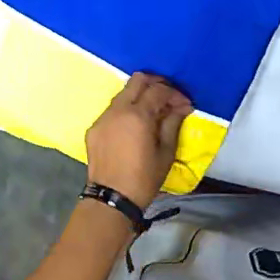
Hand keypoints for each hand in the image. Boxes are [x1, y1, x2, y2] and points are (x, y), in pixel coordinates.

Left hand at [84, 73, 191, 209]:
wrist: (111, 199)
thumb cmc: (144, 178)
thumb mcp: (165, 153)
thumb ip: (172, 124)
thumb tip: (181, 107)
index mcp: (138, 115)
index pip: (158, 91)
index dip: (175, 94)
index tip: (185, 105)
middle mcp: (117, 110)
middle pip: (137, 80)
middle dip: (156, 84)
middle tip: (168, 98)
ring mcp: (103, 118)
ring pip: (123, 94)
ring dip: (140, 96)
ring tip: (153, 112)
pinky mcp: (94, 128)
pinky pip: (112, 110)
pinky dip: (126, 110)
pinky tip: (134, 126)